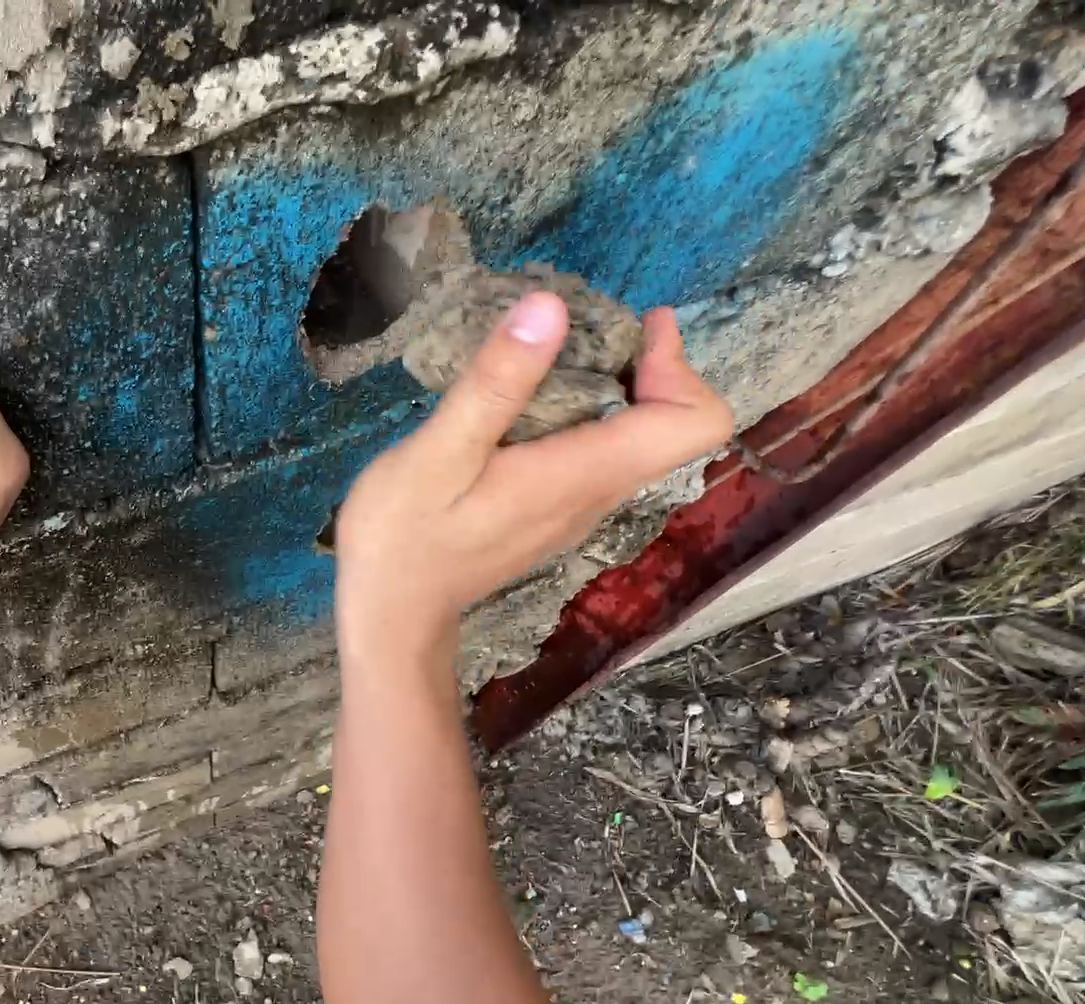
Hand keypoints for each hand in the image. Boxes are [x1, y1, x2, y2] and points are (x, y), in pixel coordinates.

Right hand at [334, 292, 732, 666]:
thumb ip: (494, 386)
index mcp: (579, 475)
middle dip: (639, 367)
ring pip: (627, 443)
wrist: (389, 614)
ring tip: (535, 363)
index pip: (695, 422)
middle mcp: (592, 495)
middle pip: (667, 428)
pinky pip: (588, 459)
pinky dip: (572, 421)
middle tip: (571, 331)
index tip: (629, 329)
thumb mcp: (438, 453)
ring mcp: (569, 511)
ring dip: (603, 391)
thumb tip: (550, 308)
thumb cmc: (404, 536)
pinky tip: (511, 413)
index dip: (680, 366)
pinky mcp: (543, 516)